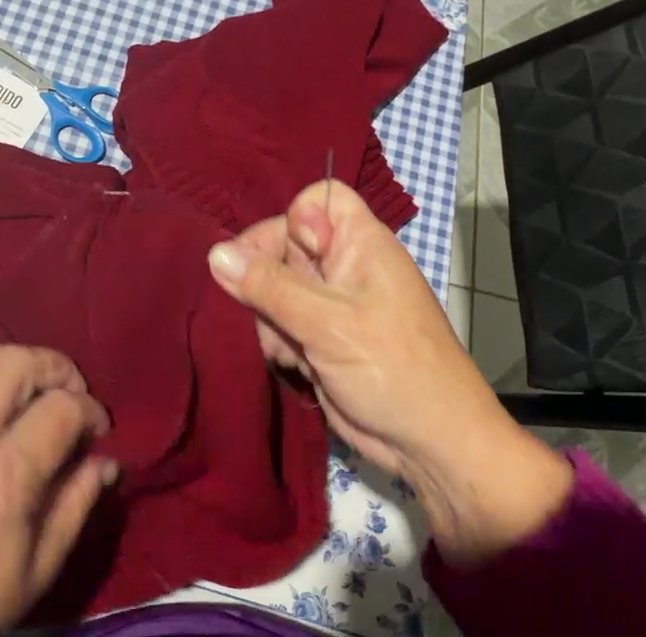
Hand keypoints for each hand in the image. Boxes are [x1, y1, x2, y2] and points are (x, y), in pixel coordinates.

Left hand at [0, 345, 119, 636]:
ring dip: (9, 365)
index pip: (63, 407)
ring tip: (23, 388)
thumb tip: (107, 460)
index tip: (97, 429)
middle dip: (54, 367)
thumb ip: (78, 503)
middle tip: (66, 390)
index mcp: (6, 476)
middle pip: (17, 363)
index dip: (91, 410)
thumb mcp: (39, 567)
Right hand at [207, 181, 572, 563]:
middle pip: (284, 245)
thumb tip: (215, 253)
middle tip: (266, 311)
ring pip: (274, 287)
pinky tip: (288, 363)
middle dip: (267, 279)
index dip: (297, 219)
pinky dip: (276, 341)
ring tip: (285, 348)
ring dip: (268, 317)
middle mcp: (344, 265)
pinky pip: (279, 322)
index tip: (290, 256)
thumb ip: (269, 286)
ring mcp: (330, 303)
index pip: (318, 200)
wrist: (430, 444)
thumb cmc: (393, 368)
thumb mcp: (328, 323)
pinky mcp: (319, 338)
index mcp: (361, 243)